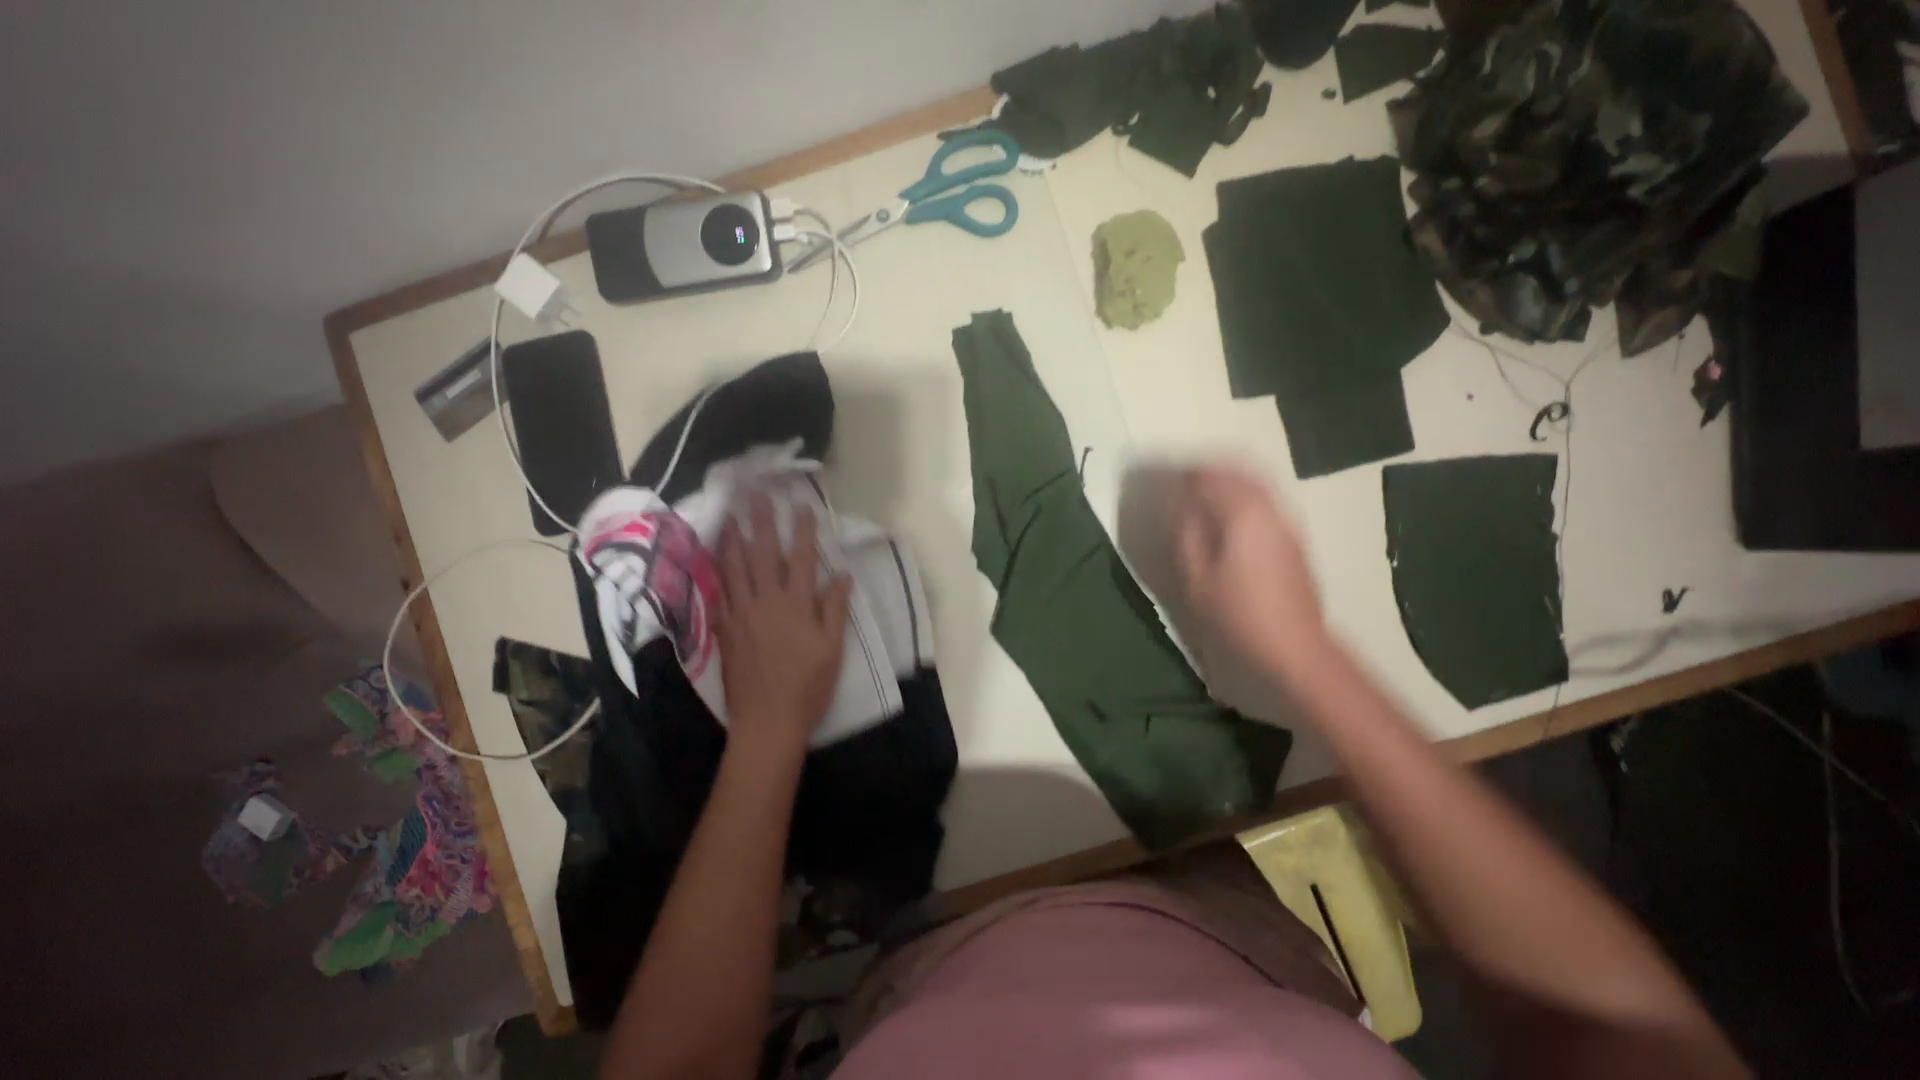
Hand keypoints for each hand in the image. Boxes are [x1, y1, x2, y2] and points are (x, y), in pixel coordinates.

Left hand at [715, 494, 853, 752]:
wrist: (767, 720)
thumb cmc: (808, 687)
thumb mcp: (833, 649)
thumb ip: (834, 609)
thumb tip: (842, 575)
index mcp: (796, 605)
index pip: (802, 559)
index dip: (802, 531)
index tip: (801, 506)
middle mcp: (766, 602)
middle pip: (763, 554)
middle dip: (760, 522)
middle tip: (755, 495)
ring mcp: (741, 614)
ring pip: (734, 568)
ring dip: (732, 539)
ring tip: (730, 516)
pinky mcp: (725, 629)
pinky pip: (718, 592)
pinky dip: (716, 571)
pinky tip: (713, 558)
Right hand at [1166, 464, 1328, 678]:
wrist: (1295, 649)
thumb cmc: (1239, 616)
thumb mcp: (1197, 579)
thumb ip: (1187, 534)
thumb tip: (1180, 507)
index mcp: (1243, 512)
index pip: (1207, 473)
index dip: (1179, 471)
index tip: (1156, 474)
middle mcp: (1270, 507)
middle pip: (1236, 467)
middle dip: (1206, 467)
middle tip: (1178, 477)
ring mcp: (1288, 522)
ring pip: (1254, 482)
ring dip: (1225, 480)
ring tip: (1199, 494)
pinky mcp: (1295, 539)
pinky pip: (1264, 500)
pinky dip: (1241, 497)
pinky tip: (1225, 519)